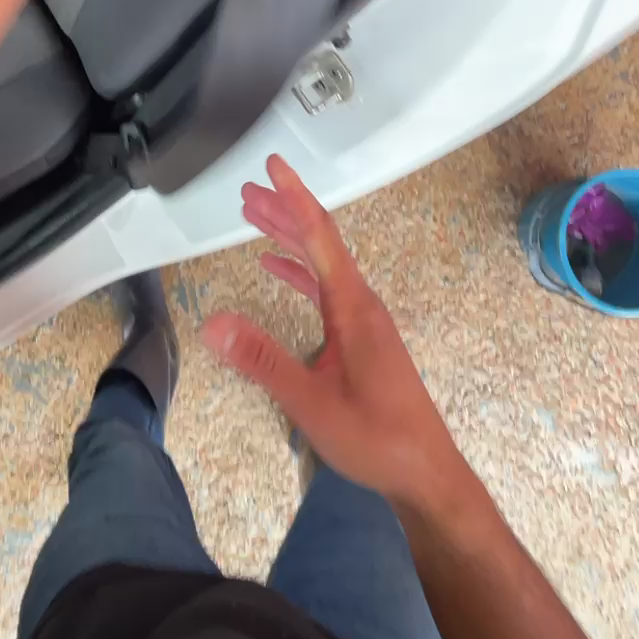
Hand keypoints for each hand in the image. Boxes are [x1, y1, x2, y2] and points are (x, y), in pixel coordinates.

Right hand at [201, 155, 466, 505]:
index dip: (294, 197)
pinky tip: (275, 268)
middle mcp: (360, 302)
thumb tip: (212, 323)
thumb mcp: (310, 402)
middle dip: (284, 210)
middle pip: (320, 241)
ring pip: (322, 262)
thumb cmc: (374, 437)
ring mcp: (362, 319)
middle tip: (248, 190)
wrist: (426, 473)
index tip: (273, 165)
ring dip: (288, 237)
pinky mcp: (360, 336)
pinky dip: (298, 271)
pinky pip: (324, 288)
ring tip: (253, 216)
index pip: (320, 236)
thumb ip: (262, 361)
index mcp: (352, 306)